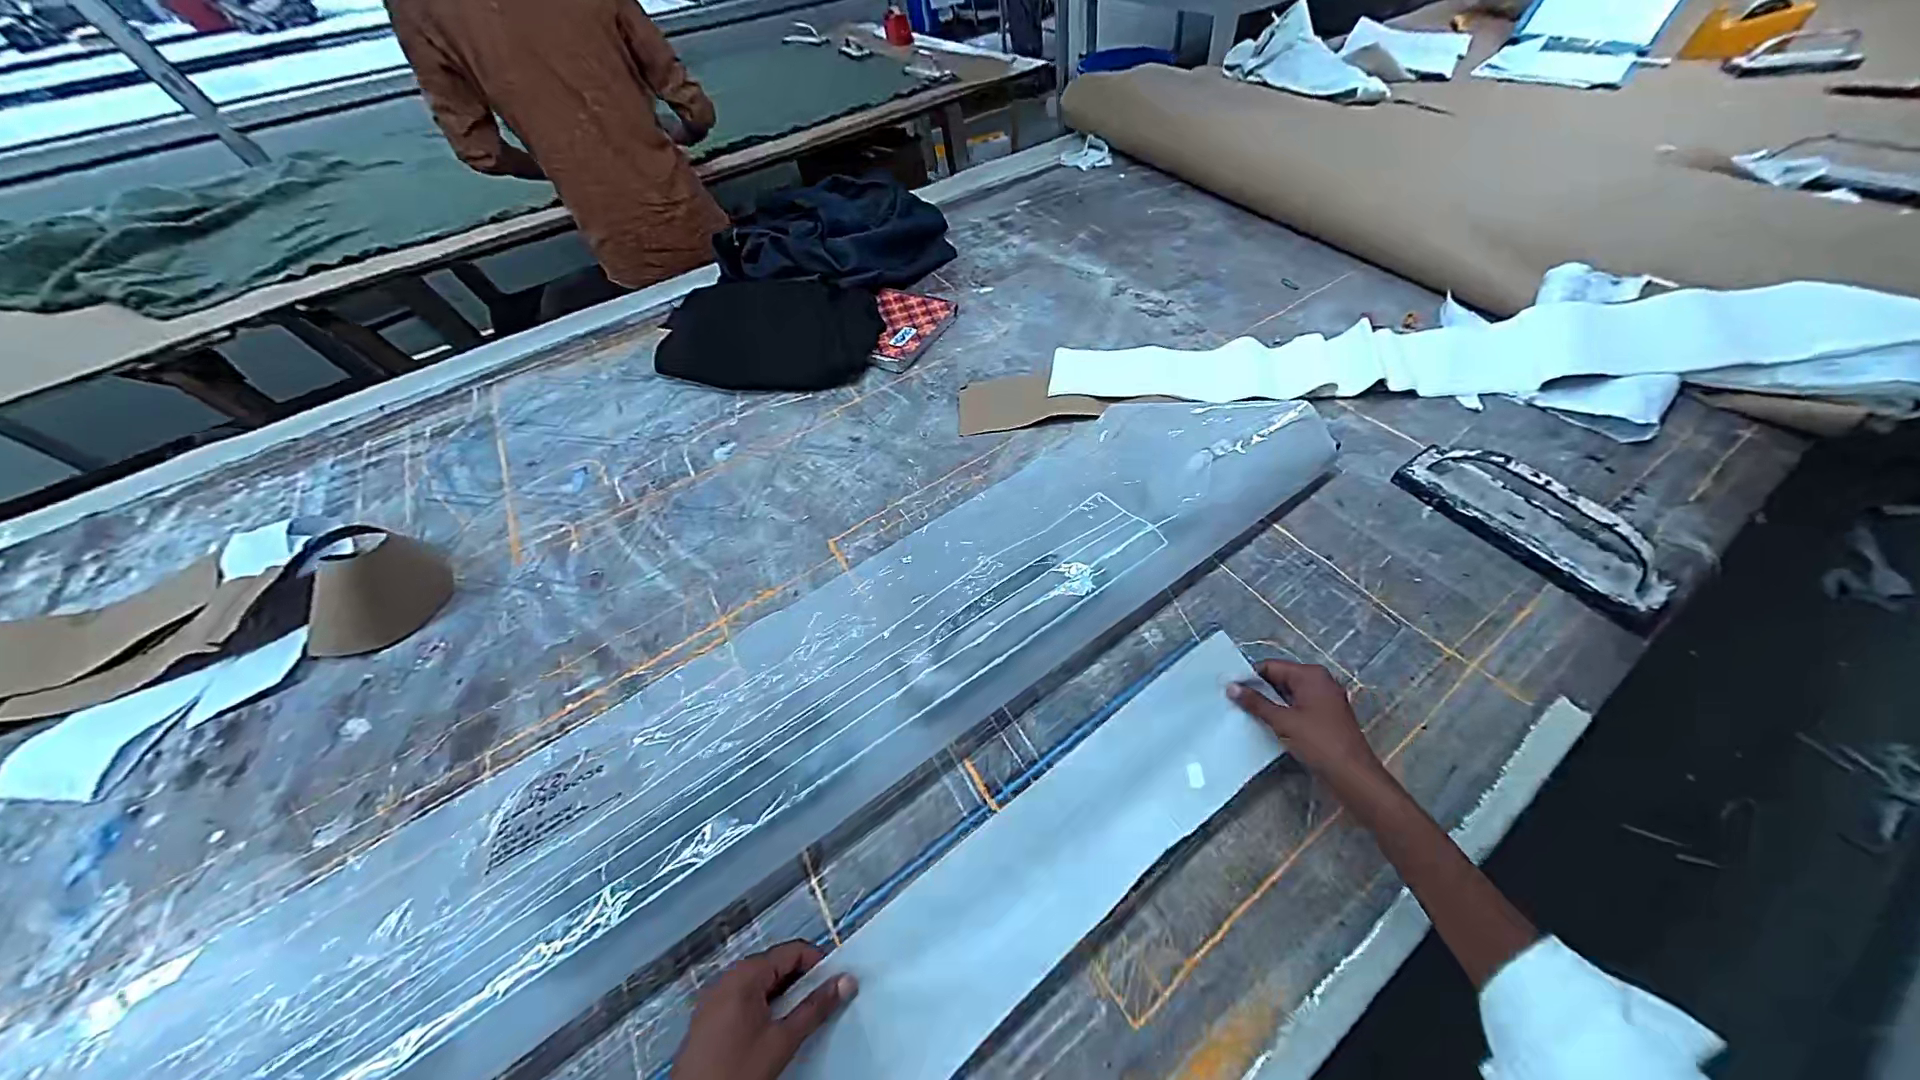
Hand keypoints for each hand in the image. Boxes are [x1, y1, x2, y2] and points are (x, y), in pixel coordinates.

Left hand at [671, 941, 856, 1079]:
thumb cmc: (738, 1072)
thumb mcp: (782, 1041)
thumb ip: (816, 1007)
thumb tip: (847, 981)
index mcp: (745, 974)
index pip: (791, 951)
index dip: (817, 963)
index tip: (833, 985)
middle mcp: (728, 977)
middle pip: (774, 964)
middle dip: (800, 980)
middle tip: (819, 1004)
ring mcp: (713, 997)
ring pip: (759, 982)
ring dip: (783, 995)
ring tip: (798, 1019)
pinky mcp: (706, 1018)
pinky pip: (743, 997)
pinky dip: (763, 1005)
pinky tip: (771, 1030)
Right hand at [1226, 660, 1381, 787]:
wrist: (1353, 776)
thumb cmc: (1319, 742)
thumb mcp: (1283, 721)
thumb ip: (1255, 702)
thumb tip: (1231, 687)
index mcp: (1310, 675)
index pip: (1271, 667)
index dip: (1249, 677)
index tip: (1229, 689)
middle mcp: (1319, 681)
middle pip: (1279, 678)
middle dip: (1259, 690)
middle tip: (1233, 701)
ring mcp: (1324, 699)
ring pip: (1288, 694)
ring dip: (1270, 703)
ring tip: (1245, 713)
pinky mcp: (1325, 716)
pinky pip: (1297, 706)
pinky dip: (1282, 712)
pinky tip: (1267, 723)